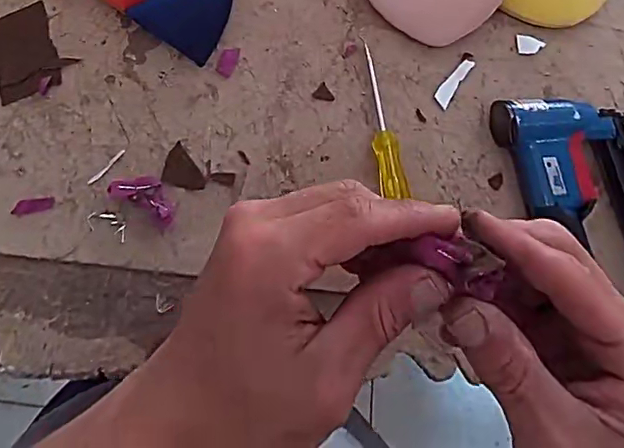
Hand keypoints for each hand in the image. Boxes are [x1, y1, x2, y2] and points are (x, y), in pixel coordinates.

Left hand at [46, 181, 460, 447]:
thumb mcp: (323, 380)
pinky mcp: (254, 230)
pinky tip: (378, 260)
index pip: (359, 215)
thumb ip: (381, 316)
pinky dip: (353, 232)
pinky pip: (318, 214)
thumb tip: (432, 276)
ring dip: (379, 225)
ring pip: (337, 201)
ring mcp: (252, 221)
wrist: (169, 427)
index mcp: (269, 253)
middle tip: (441, 251)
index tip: (454, 224)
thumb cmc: (237, 419)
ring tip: (417, 258)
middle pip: (349, 199)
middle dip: (400, 221)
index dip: (414, 217)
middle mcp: (257, 221)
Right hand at [442, 212, 623, 447]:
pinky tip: (475, 311)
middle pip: (566, 267)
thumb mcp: (555, 440)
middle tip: (460, 251)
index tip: (478, 224)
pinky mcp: (583, 354)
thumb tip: (465, 308)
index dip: (521, 245)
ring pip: (548, 284)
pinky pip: (540, 314)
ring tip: (459, 286)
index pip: (576, 278)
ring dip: (501, 279)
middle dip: (510, 255)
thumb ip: (511, 370)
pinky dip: (504, 308)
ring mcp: (607, 343)